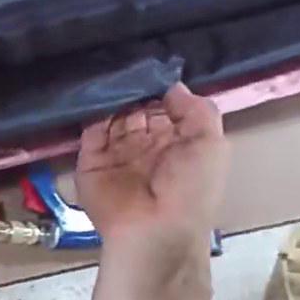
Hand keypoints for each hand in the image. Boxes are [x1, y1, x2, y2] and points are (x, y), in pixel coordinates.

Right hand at [75, 83, 227, 242]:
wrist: (153, 229)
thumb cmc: (190, 187)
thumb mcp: (211, 143)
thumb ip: (196, 110)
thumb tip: (172, 85)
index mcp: (175, 143)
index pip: (162, 108)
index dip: (157, 90)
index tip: (150, 70)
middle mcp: (144, 147)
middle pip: (134, 110)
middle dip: (132, 91)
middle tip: (126, 70)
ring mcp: (115, 154)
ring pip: (111, 118)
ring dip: (111, 99)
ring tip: (110, 78)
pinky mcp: (89, 162)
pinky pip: (89, 133)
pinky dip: (91, 115)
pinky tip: (96, 97)